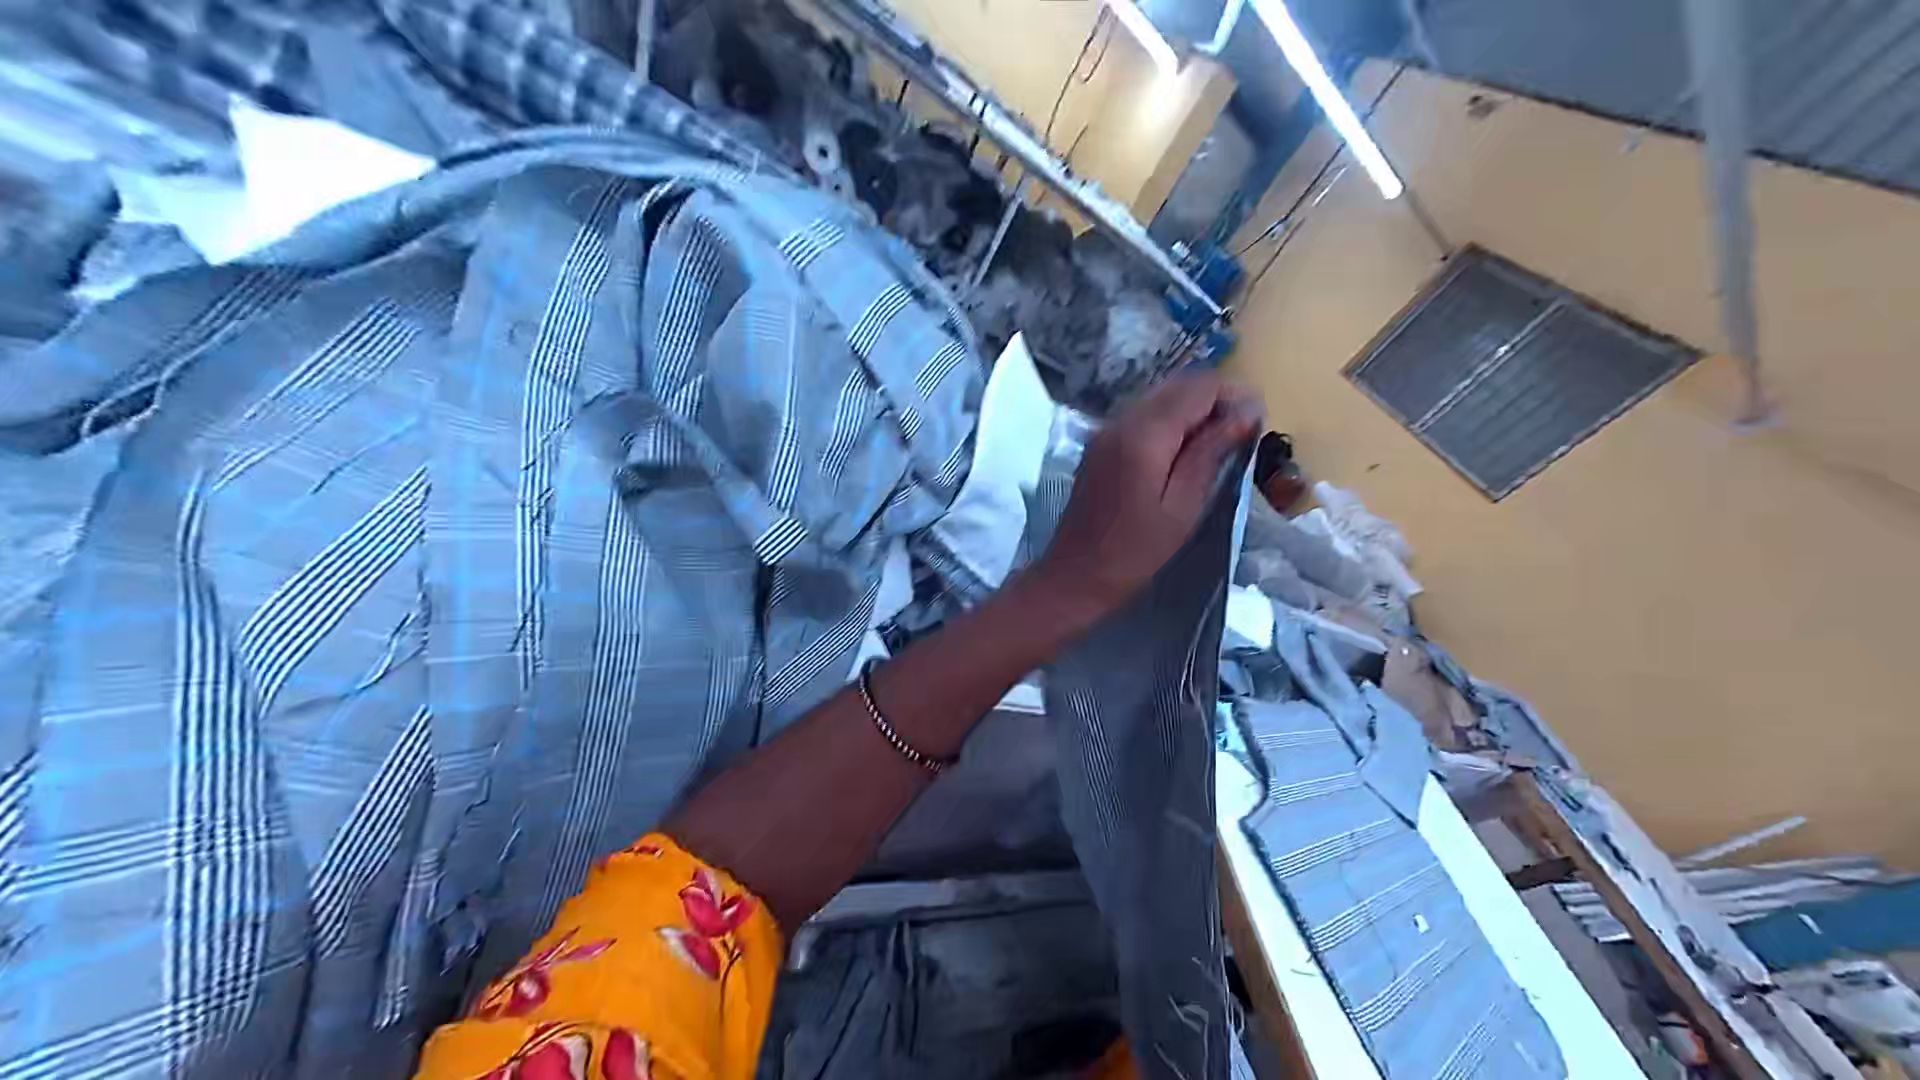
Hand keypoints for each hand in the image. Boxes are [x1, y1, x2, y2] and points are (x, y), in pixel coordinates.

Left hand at [1029, 373, 1262, 629]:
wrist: (1075, 575)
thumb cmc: (1135, 551)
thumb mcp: (1183, 506)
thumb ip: (1210, 453)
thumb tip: (1245, 412)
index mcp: (1143, 434)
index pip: (1198, 387)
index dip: (1233, 396)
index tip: (1256, 422)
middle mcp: (1120, 421)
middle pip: (1177, 386)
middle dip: (1214, 400)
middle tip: (1240, 434)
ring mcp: (1105, 431)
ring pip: (1158, 399)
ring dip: (1191, 411)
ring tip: (1217, 445)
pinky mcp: (1099, 446)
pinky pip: (1141, 417)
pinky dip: (1168, 423)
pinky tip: (1183, 453)